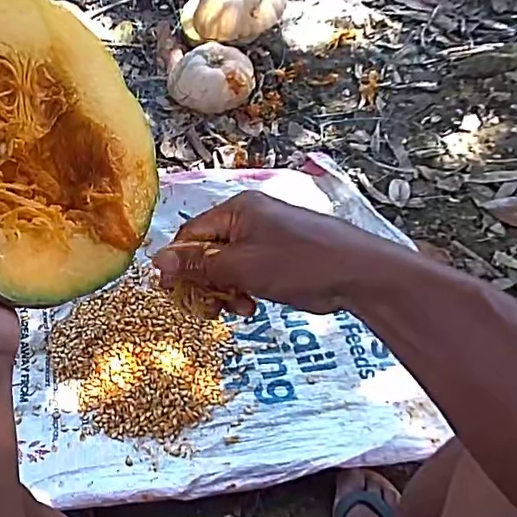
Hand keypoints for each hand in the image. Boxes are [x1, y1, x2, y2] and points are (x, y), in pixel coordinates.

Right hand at [152, 192, 399, 315]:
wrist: (358, 274)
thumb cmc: (302, 262)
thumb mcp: (241, 266)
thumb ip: (198, 264)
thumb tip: (158, 260)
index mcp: (237, 209)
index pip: (191, 234)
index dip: (178, 264)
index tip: (171, 290)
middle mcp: (249, 218)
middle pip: (207, 251)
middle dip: (205, 282)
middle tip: (209, 306)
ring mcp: (265, 237)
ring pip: (226, 266)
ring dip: (225, 290)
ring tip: (238, 306)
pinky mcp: (278, 257)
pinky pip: (247, 272)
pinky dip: (244, 289)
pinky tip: (253, 305)